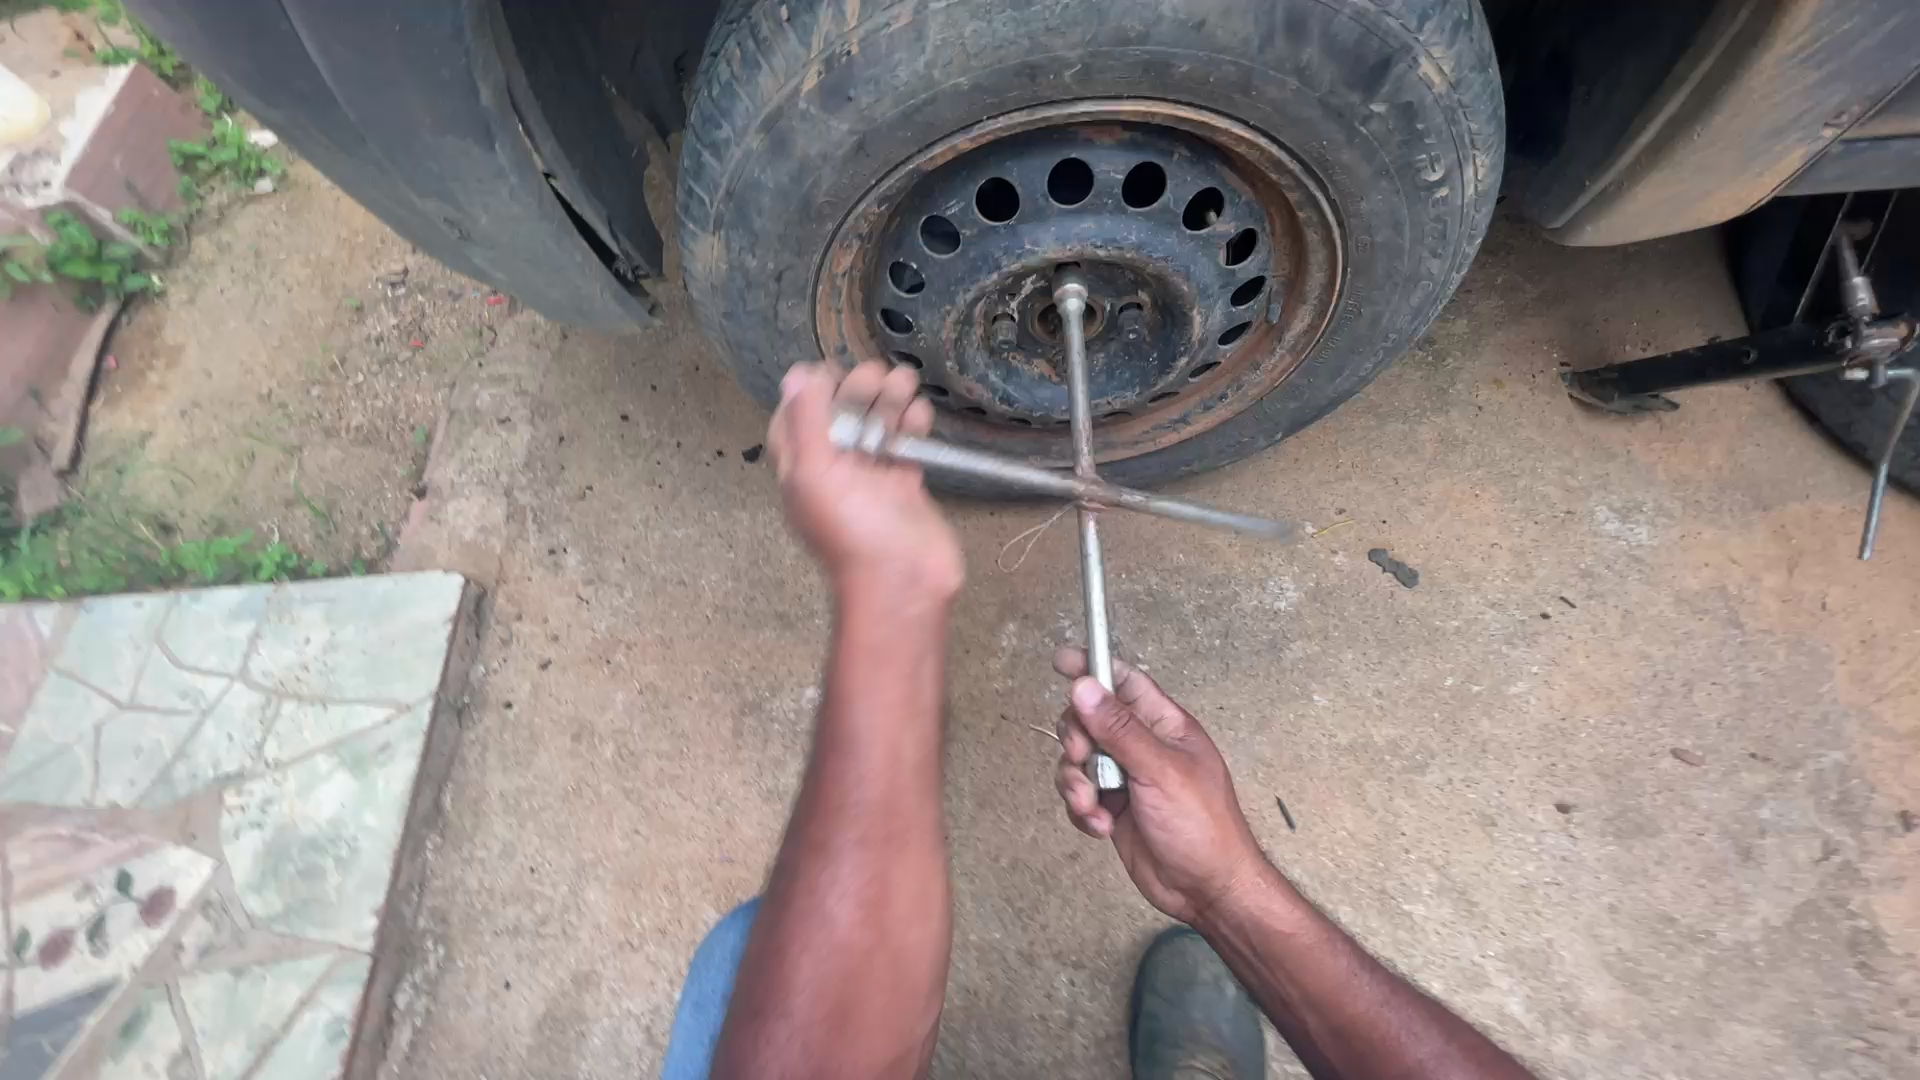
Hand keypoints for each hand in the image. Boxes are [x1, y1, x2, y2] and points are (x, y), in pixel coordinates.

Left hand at [766, 361, 963, 607]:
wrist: (902, 583)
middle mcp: (833, 472)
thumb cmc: (853, 529)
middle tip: (877, 375)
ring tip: (906, 381)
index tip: (831, 370)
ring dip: (889, 400)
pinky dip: (913, 427)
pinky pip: (905, 448)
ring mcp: (871, 480)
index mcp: (801, 470)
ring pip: (876, 428)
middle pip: (840, 417)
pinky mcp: (904, 488)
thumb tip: (796, 375)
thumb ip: (805, 421)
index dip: (808, 392)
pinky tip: (921, 413)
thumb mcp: (815, 473)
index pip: (794, 419)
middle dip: (857, 390)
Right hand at [1052, 648, 1269, 923]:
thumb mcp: (1160, 771)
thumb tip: (1084, 685)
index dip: (1093, 667)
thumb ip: (1119, 728)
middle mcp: (1141, 745)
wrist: (1206, 893)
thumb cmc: (1203, 827)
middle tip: (1082, 757)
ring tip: (1093, 805)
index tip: (1061, 661)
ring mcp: (1124, 776)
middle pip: (1088, 718)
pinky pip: (1078, 793)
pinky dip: (1081, 809)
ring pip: (1077, 758)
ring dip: (1075, 782)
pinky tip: (1101, 826)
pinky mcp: (1110, 805)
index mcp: (1164, 725)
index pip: (1123, 681)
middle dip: (1076, 738)